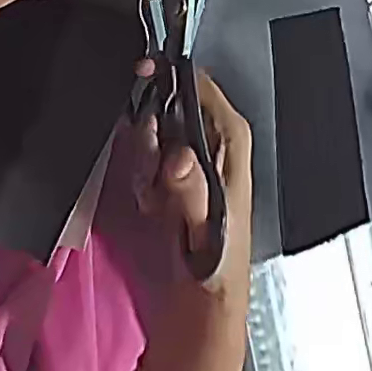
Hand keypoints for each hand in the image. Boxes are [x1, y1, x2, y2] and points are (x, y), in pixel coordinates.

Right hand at [131, 64, 252, 370]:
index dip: (167, 75)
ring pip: (152, 127)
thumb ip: (190, 189)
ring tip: (155, 197)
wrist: (204, 295)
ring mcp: (192, 151)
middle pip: (168, 101)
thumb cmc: (217, 257)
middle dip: (150, 133)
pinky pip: (145, 153)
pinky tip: (153, 203)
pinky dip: (141, 176)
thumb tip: (178, 158)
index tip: (141, 76)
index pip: (197, 81)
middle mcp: (213, 135)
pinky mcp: (174, 169)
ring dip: (144, 160)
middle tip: (151, 170)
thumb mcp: (207, 223)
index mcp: (231, 134)